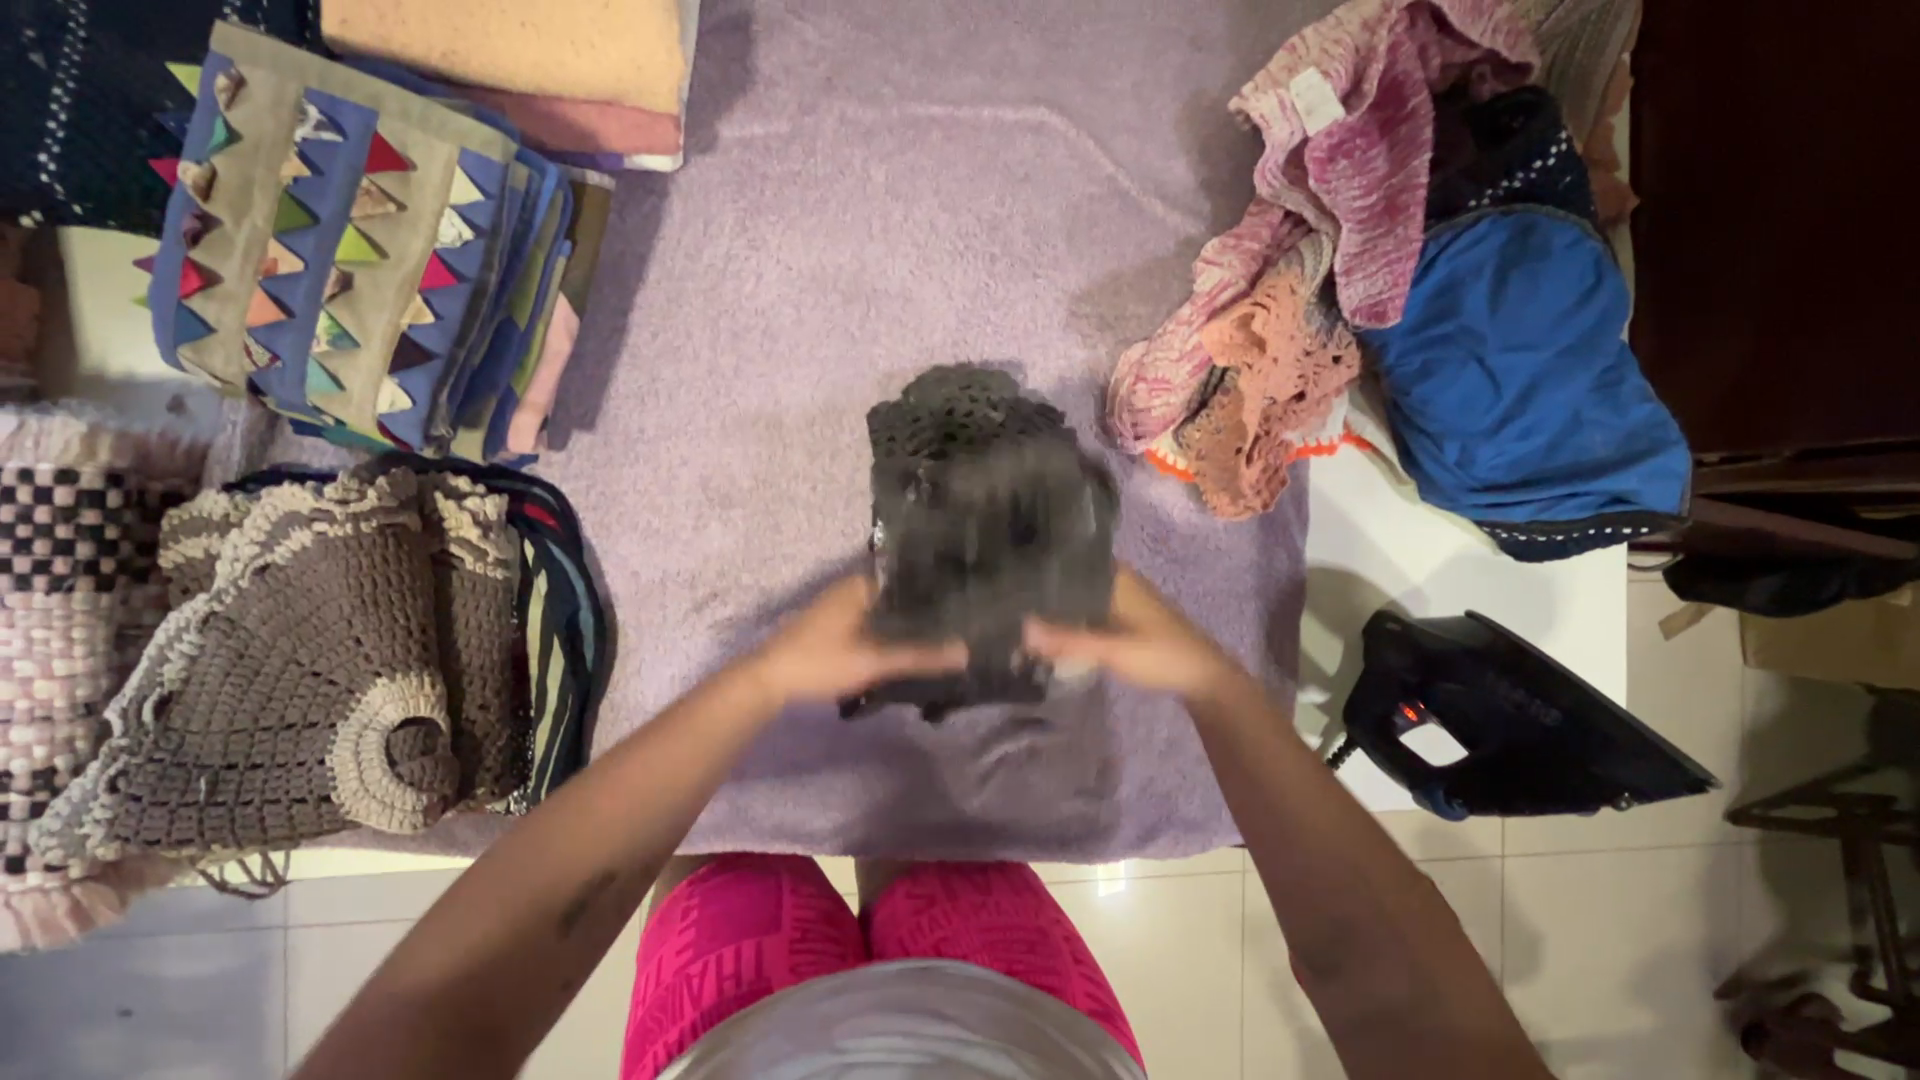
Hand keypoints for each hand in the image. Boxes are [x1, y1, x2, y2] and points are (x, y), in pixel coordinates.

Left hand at [746, 574, 968, 706]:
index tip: (963, 600)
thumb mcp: (873, 661)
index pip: (907, 577)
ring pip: (882, 610)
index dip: (934, 589)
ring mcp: (838, 606)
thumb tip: (965, 651)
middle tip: (959, 620)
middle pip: (896, 594)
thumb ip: (919, 656)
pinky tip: (904, 646)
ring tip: (940, 633)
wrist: (767, 681)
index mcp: (859, 585)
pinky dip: (887, 631)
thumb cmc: (820, 662)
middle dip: (922, 608)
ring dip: (904, 621)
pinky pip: (870, 621)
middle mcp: (849, 588)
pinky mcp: (831, 626)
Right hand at [1023, 564, 1246, 703]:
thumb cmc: (1162, 655)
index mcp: (1115, 576)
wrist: (1204, 679)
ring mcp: (1118, 600)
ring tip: (1010, 610)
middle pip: (1068, 578)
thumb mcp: (1113, 650)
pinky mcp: (1120, 620)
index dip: (1037, 563)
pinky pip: (1083, 612)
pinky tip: (1043, 629)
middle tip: (998, 594)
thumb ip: (1068, 640)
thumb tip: (1020, 629)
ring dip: (1050, 605)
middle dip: (1038, 587)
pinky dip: (1064, 619)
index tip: (1002, 568)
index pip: (1068, 558)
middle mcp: (1114, 581)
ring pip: (1074, 596)